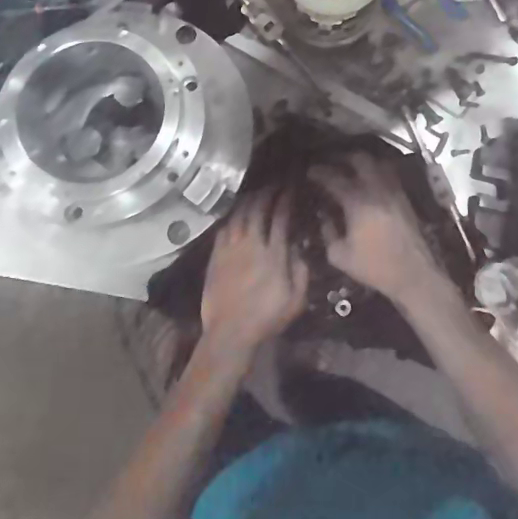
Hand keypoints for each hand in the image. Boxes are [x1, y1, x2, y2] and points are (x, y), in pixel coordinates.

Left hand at [200, 192, 308, 353]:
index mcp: (273, 254)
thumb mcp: (296, 300)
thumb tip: (299, 248)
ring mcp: (230, 248)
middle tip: (274, 186)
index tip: (291, 188)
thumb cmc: (267, 318)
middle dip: (267, 193)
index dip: (286, 200)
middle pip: (257, 209)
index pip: (280, 217)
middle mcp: (251, 244)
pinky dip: (232, 216)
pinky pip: (223, 228)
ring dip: (248, 201)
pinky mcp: (216, 255)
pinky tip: (236, 214)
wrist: (230, 332)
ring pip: (238, 215)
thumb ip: (302, 271)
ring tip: (255, 194)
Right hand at [312, 154, 449, 306]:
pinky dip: (377, 171)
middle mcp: (377, 190)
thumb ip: (327, 232)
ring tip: (351, 168)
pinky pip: (390, 174)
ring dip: (362, 162)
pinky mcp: (404, 198)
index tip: (310, 171)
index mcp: (357, 203)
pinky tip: (370, 180)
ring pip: (378, 163)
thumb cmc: (374, 267)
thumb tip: (324, 216)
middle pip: (360, 159)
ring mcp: (394, 192)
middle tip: (332, 163)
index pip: (334, 178)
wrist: (414, 275)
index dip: (319, 172)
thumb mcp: (340, 256)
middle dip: (343, 157)